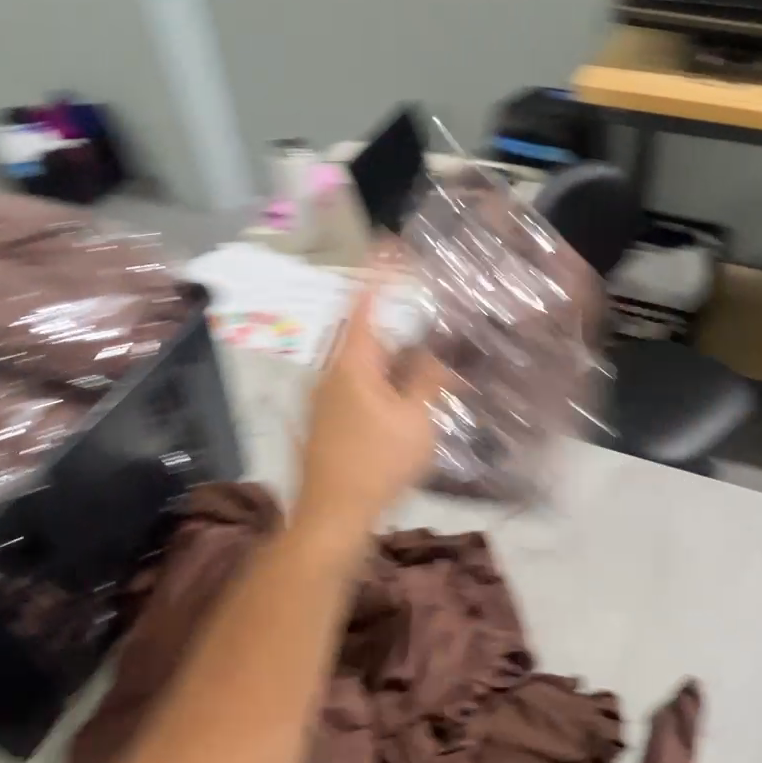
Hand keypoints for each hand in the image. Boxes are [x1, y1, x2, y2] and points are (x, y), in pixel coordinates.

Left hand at [290, 281, 444, 552]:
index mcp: (351, 364)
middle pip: (360, 331)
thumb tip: (438, 357)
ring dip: (385, 351)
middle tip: (416, 303)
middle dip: (387, 314)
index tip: (391, 246)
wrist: (333, 516)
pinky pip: (355, 384)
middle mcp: (330, 373)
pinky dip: (379, 376)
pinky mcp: (326, 423)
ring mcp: (323, 399)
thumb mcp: (417, 421)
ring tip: (417, 349)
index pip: (365, 303)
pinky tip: (400, 392)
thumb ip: (428, 381)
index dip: (379, 273)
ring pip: (358, 361)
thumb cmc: (377, 464)